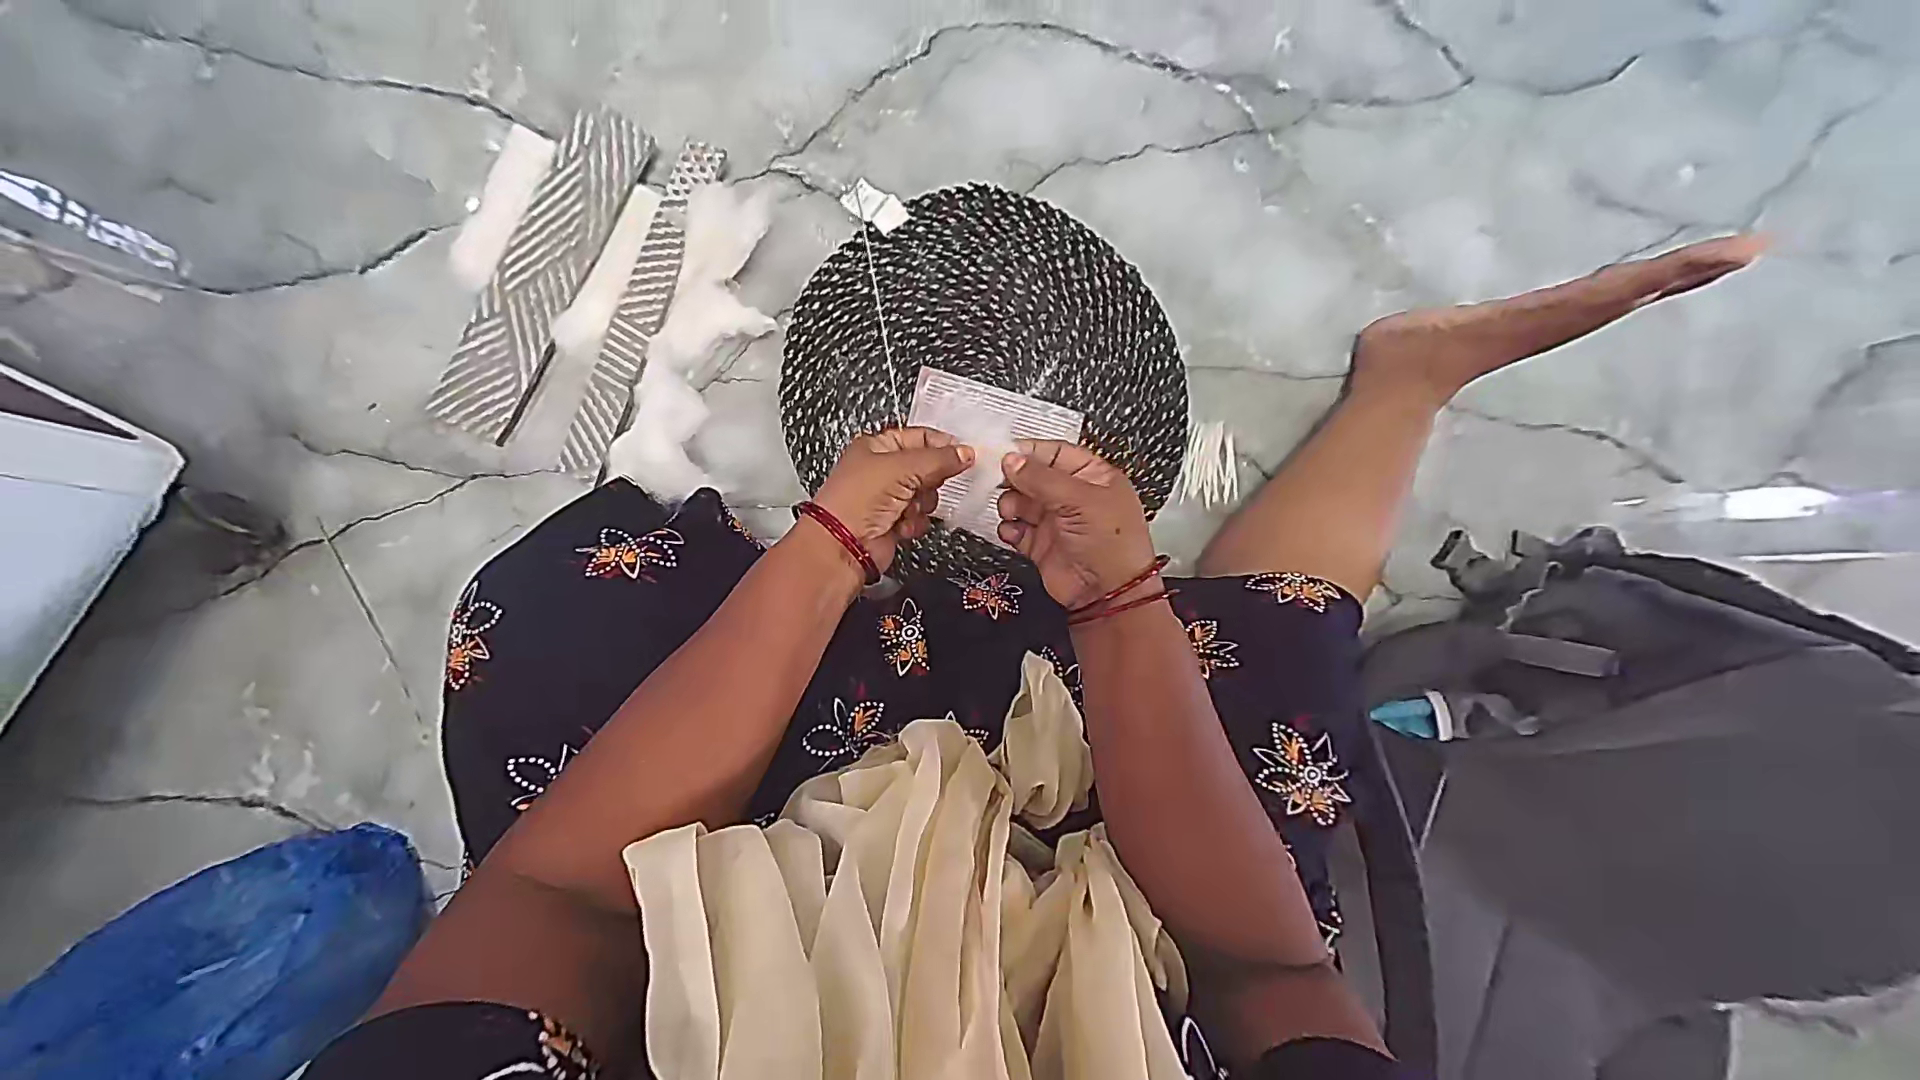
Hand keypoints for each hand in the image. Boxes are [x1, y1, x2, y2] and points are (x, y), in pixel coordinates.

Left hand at [811, 427, 974, 574]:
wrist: (843, 545)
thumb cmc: (854, 501)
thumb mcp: (903, 467)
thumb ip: (939, 458)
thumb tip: (964, 453)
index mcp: (877, 446)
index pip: (920, 437)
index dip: (942, 445)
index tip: (963, 454)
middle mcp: (881, 470)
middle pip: (926, 468)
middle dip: (930, 481)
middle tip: (925, 484)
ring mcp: (887, 497)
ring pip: (926, 495)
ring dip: (921, 504)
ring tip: (907, 506)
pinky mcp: (893, 521)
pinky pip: (919, 517)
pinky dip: (914, 522)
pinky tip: (900, 523)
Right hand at [995, 439, 1157, 609]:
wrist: (1108, 594)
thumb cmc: (1113, 546)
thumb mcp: (1080, 499)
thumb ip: (1042, 478)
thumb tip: (1013, 460)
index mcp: (1092, 477)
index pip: (1055, 453)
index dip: (1030, 452)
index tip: (1004, 452)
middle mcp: (1073, 497)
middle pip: (1033, 476)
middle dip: (1014, 479)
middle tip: (999, 479)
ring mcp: (1056, 521)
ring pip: (1020, 501)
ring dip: (1010, 504)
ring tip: (1011, 510)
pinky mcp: (1041, 545)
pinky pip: (1016, 529)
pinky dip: (1009, 528)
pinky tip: (1013, 531)